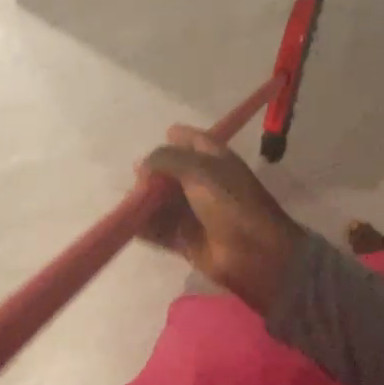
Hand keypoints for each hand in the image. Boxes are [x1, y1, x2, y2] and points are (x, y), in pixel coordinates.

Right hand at [138, 124, 305, 312]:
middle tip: (136, 179)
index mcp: (215, 159)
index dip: (178, 136)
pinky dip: (148, 229)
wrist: (254, 250)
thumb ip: (168, 160)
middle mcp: (206, 182)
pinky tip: (130, 227)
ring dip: (147, 203)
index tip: (160, 134)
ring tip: (128, 203)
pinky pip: (163, 231)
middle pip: (174, 173)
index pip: (194, 140)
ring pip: (165, 203)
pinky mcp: (189, 241)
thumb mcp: (199, 170)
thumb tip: (143, 165)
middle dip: (153, 174)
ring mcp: (197, 213)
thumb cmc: (229, 201)